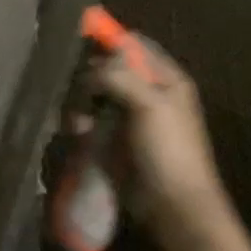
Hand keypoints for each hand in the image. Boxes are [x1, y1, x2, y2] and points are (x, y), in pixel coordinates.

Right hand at [88, 33, 222, 215]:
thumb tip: (91, 67)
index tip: (82, 45)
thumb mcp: (150, 104)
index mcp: (165, 78)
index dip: (109, 43)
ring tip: (77, 117)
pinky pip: (89, 119)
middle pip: (108, 68)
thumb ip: (119, 75)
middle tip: (79, 87)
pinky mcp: (113, 139)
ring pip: (94, 93)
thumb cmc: (169, 149)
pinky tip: (76, 131)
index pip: (133, 46)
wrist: (174, 208)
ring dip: (81, 100)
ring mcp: (128, 116)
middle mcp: (146, 92)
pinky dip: (80, 122)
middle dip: (89, 75)